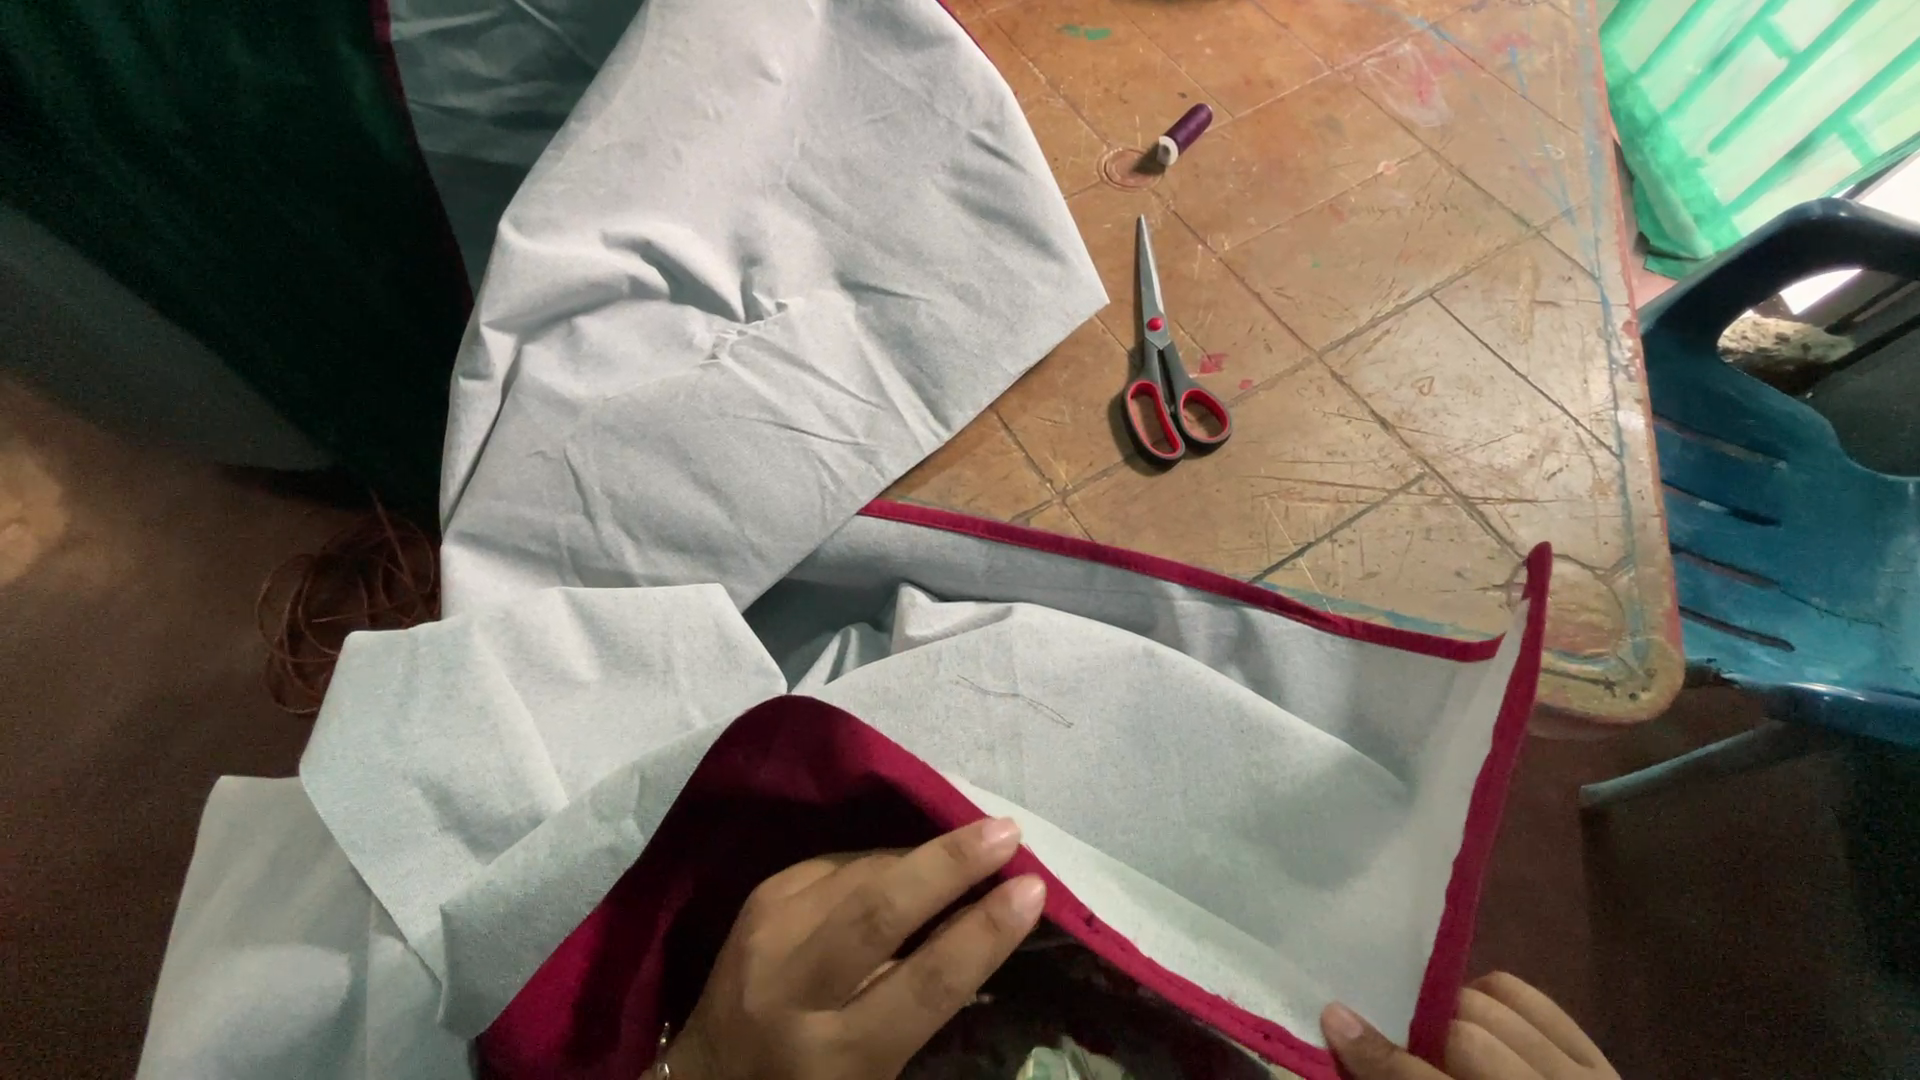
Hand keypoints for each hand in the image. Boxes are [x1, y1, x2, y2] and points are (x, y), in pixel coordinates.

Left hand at [662, 818, 1046, 1079]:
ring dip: (920, 854)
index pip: (924, 985)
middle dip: (950, 864)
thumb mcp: (874, 1075)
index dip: (983, 934)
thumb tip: (974, 923)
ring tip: (972, 839)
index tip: (1031, 890)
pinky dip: (879, 859)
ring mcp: (767, 937)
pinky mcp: (758, 901)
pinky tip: (908, 859)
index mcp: (836, 1059)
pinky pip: (833, 863)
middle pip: (879, 910)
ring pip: (857, 873)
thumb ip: (916, 1005)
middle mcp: (793, 991)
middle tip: (1006, 833)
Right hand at [1321, 973, 1618, 1079]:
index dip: (1375, 1054)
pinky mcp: (1605, 1068)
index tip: (1332, 1017)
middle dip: (1424, 1034)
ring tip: (1443, 1035)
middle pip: (1464, 1037)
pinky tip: (1484, 1019)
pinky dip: (1501, 999)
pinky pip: (1539, 1003)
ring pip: (1497, 1008)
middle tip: (1404, 1044)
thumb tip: (1343, 1034)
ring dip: (1459, 1013)